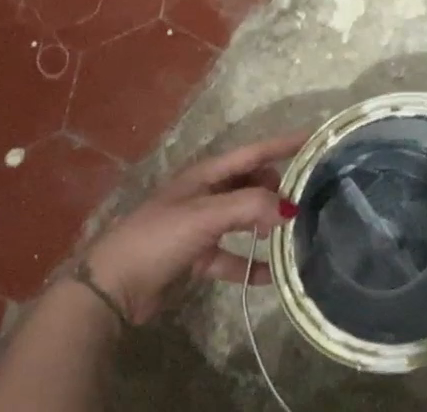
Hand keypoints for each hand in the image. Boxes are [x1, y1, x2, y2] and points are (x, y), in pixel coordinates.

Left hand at [82, 132, 308, 323]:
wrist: (110, 289)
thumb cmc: (158, 238)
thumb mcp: (206, 215)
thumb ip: (251, 206)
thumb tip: (291, 208)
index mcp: (205, 174)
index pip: (254, 152)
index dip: (284, 144)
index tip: (316, 138)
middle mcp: (205, 194)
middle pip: (251, 182)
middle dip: (277, 188)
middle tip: (304, 199)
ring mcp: (199, 225)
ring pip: (243, 217)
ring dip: (265, 224)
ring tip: (292, 232)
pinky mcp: (194, 256)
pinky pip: (231, 256)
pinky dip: (249, 263)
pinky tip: (270, 275)